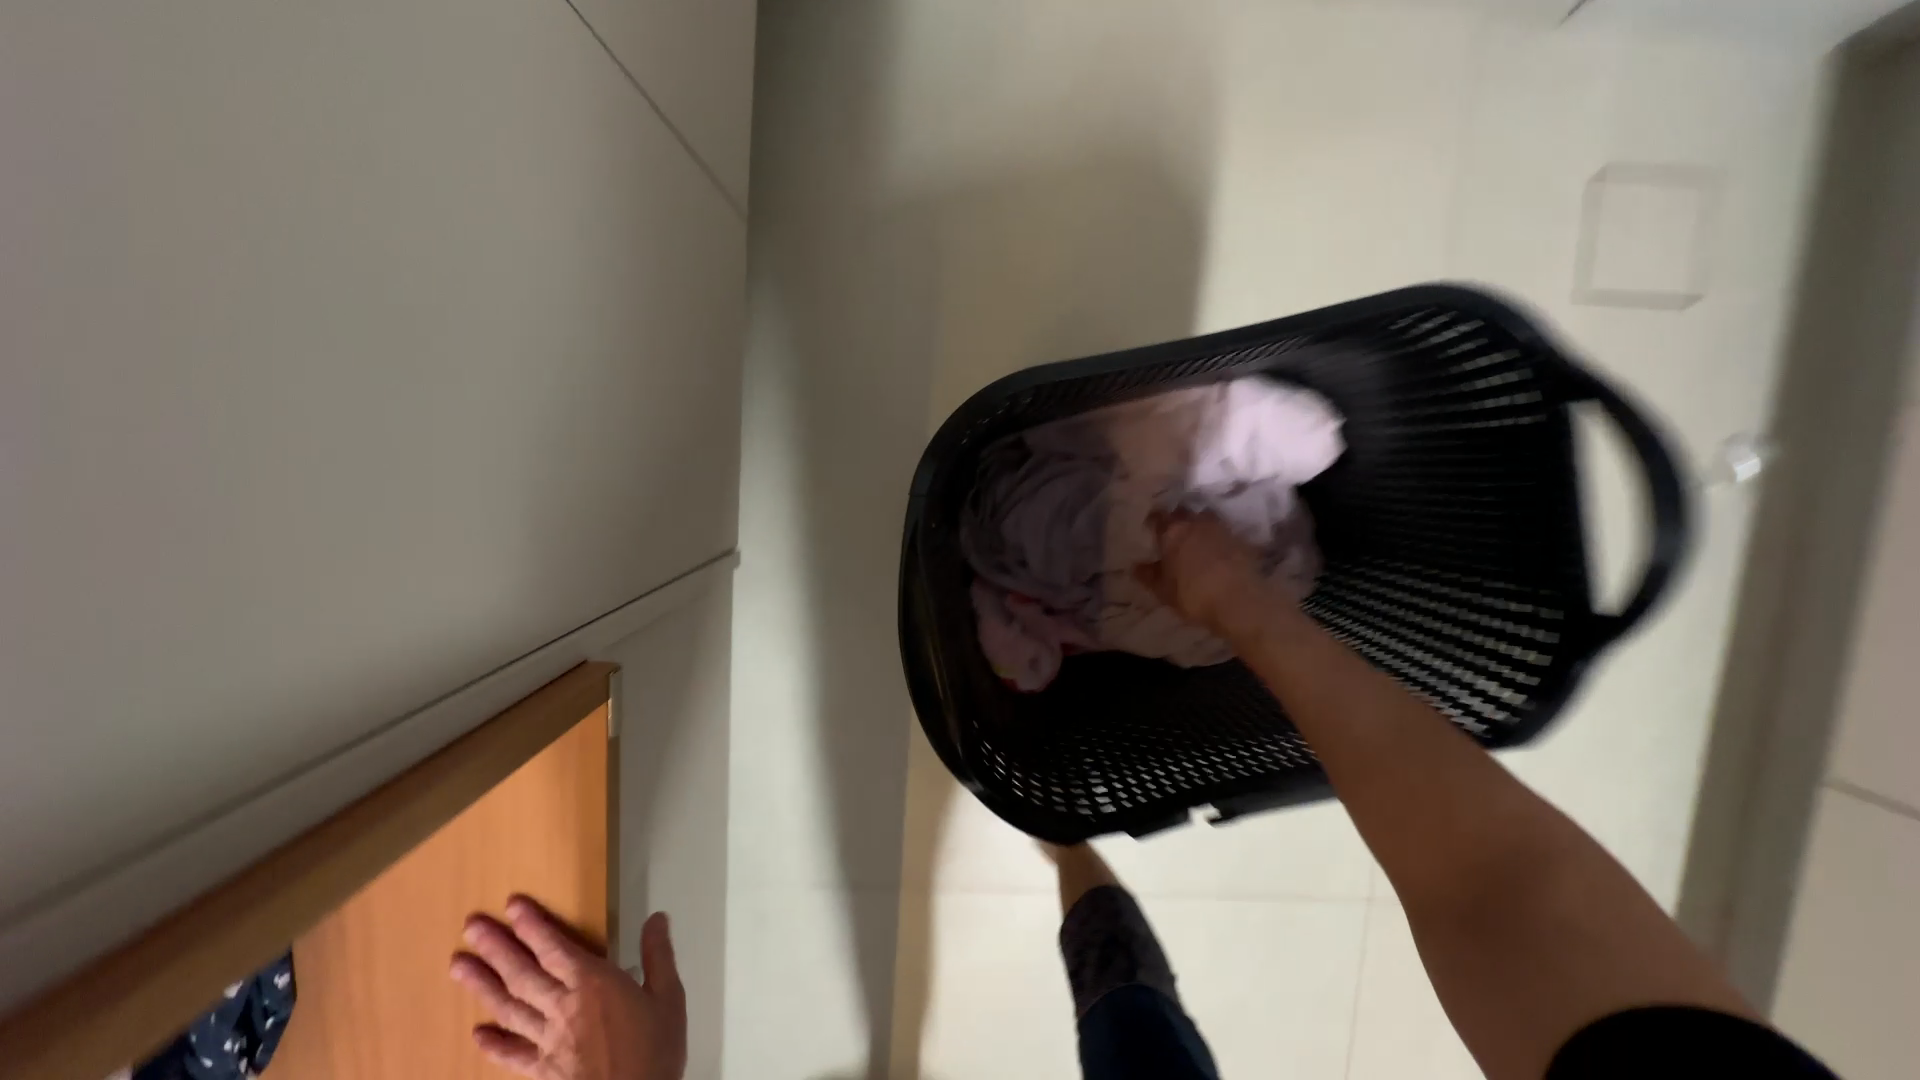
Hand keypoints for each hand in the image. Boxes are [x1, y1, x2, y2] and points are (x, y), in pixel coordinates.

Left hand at [450, 895, 685, 1079]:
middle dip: (497, 948)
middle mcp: (563, 1007)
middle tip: (471, 927)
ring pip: (510, 1008)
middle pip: (523, 973)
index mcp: (593, 984)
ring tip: (458, 966)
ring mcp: (548, 1041)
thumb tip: (656, 918)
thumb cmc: (655, 1051)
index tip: (512, 906)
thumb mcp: (669, 997)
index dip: (532, 926)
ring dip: (483, 986)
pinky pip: (513, 1055)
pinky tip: (477, 1034)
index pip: (555, 948)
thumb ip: (659, 956)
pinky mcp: (543, 1072)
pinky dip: (494, 1044)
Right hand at [1134, 511, 1290, 642]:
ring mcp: (1221, 529)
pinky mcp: (1240, 539)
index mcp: (1172, 532)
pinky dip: (1218, 539)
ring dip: (1199, 525)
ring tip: (1196, 540)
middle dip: (1177, 519)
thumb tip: (1136, 566)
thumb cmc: (1193, 595)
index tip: (1151, 530)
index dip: (1153, 522)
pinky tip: (1218, 552)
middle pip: (1183, 512)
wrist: (1239, 601)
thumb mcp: (1163, 591)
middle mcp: (1195, 523)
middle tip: (1173, 534)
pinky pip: (1224, 533)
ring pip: (1206, 518)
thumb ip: (1148, 576)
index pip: (1158, 517)